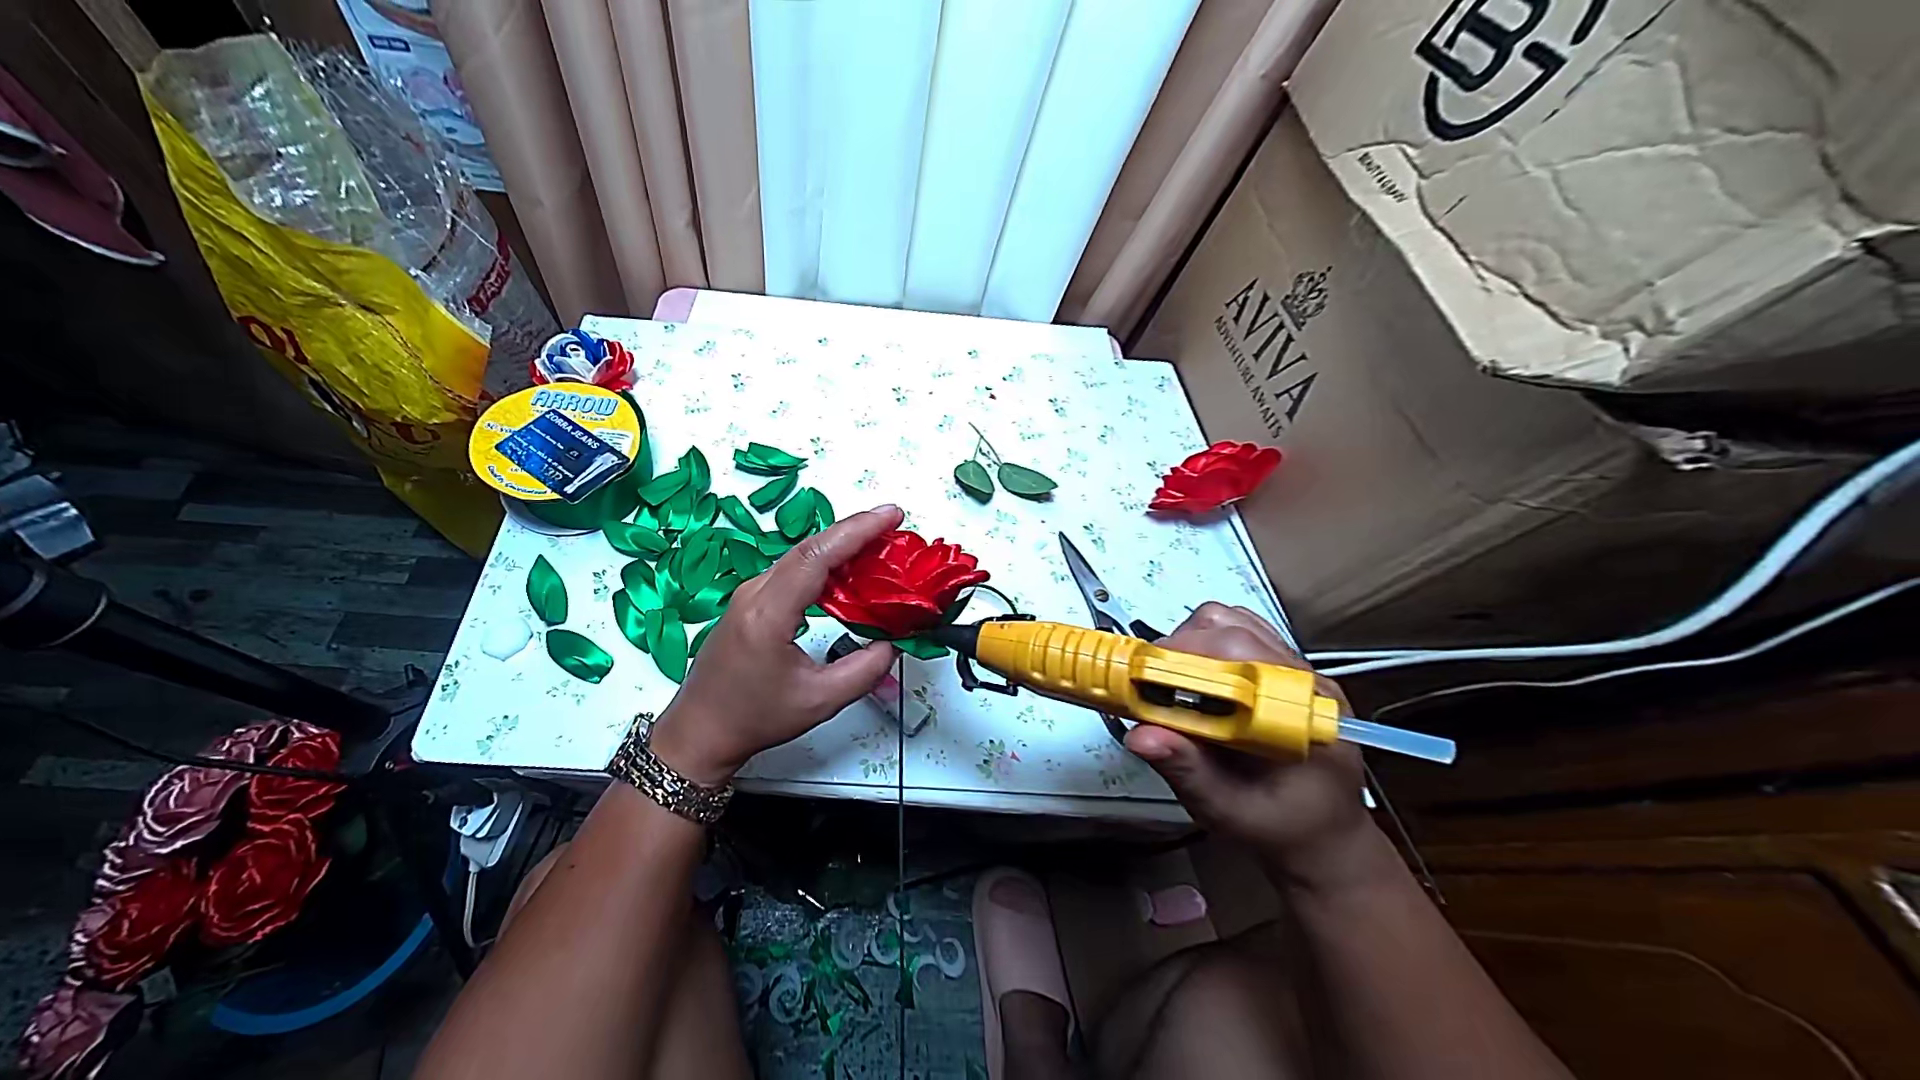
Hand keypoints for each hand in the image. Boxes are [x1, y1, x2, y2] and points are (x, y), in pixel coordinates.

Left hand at [648, 506, 903, 786]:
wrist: (701, 730)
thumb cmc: (752, 718)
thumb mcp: (820, 701)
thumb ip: (864, 670)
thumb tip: (892, 643)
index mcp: (767, 614)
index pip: (817, 556)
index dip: (857, 531)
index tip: (890, 515)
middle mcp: (754, 594)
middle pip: (810, 547)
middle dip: (855, 530)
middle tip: (894, 524)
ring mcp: (750, 595)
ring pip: (801, 556)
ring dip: (840, 546)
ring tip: (879, 545)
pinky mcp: (751, 602)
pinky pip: (793, 571)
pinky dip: (825, 564)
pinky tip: (848, 572)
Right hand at [1122, 603, 1386, 889]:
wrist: (1323, 839)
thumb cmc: (1280, 827)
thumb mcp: (1227, 809)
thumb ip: (1186, 769)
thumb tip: (1141, 735)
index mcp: (1302, 715)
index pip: (1243, 659)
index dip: (1188, 660)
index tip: (1145, 676)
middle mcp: (1305, 683)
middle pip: (1236, 631)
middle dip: (1182, 650)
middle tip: (1147, 683)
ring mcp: (1296, 671)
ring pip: (1236, 623)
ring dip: (1192, 643)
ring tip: (1171, 681)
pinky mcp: (1282, 669)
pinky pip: (1242, 632)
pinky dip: (1207, 643)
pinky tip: (1194, 678)